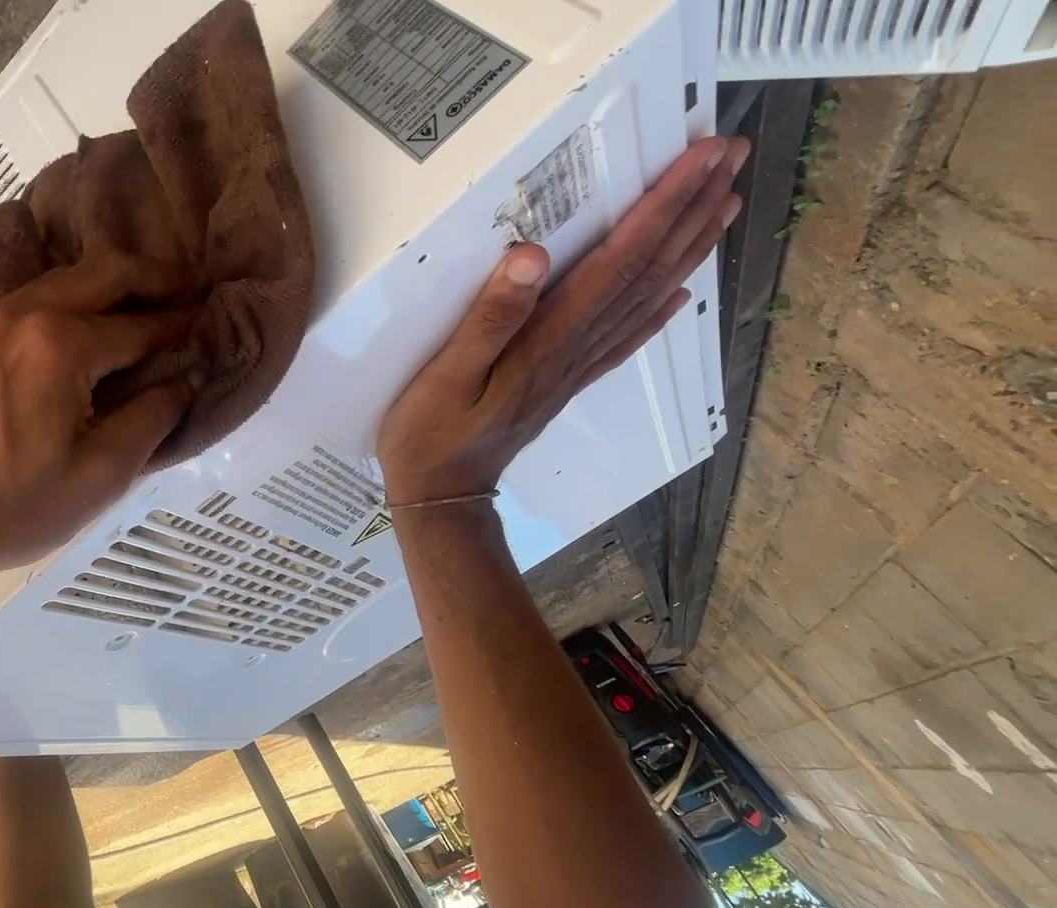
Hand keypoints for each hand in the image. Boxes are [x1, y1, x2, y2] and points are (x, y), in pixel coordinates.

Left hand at [0, 251, 199, 578]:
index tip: (209, 328)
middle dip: (152, 277)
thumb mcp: (98, 476)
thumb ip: (150, 419)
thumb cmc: (11, 509)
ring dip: (104, 284)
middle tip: (187, 288)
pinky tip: (69, 322)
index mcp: (63, 344)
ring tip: (136, 301)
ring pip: (57, 282)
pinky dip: (59, 301)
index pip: (141, 326)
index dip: (181, 328)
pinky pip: (19, 303)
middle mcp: (22, 315)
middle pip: (101, 274)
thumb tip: (184, 380)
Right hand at [376, 136, 749, 505]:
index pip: (616, 264)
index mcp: (548, 341)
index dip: (660, 207)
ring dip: (686, 250)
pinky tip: (678, 293)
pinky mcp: (562, 387)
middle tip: (730, 157)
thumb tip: (531, 256)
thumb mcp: (445, 376)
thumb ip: (488, 319)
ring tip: (723, 204)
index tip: (701, 157)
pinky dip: (656, 313)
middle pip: (644, 274)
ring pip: (643, 302)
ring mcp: (572, 371)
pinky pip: (622, 343)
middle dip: (690, 212)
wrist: (441, 496)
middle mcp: (574, 351)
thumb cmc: (430, 436)